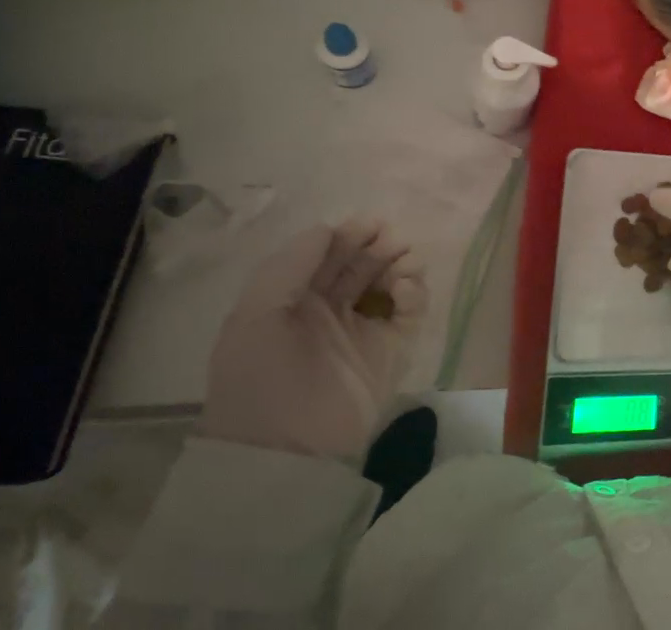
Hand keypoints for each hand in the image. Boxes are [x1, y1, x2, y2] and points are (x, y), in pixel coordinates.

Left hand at [198, 220, 427, 462]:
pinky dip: (414, 294)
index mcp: (292, 299)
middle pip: (360, 263)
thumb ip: (290, 266)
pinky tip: (406, 293)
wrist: (285, 447)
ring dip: (400, 265)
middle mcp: (328, 310)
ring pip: (389, 282)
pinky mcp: (391, 350)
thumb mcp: (256, 315)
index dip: (347, 235)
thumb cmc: (261, 376)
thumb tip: (328, 229)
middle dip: (378, 245)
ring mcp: (362, 329)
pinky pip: (410, 311)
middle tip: (393, 240)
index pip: (325, 255)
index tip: (369, 224)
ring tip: (405, 265)